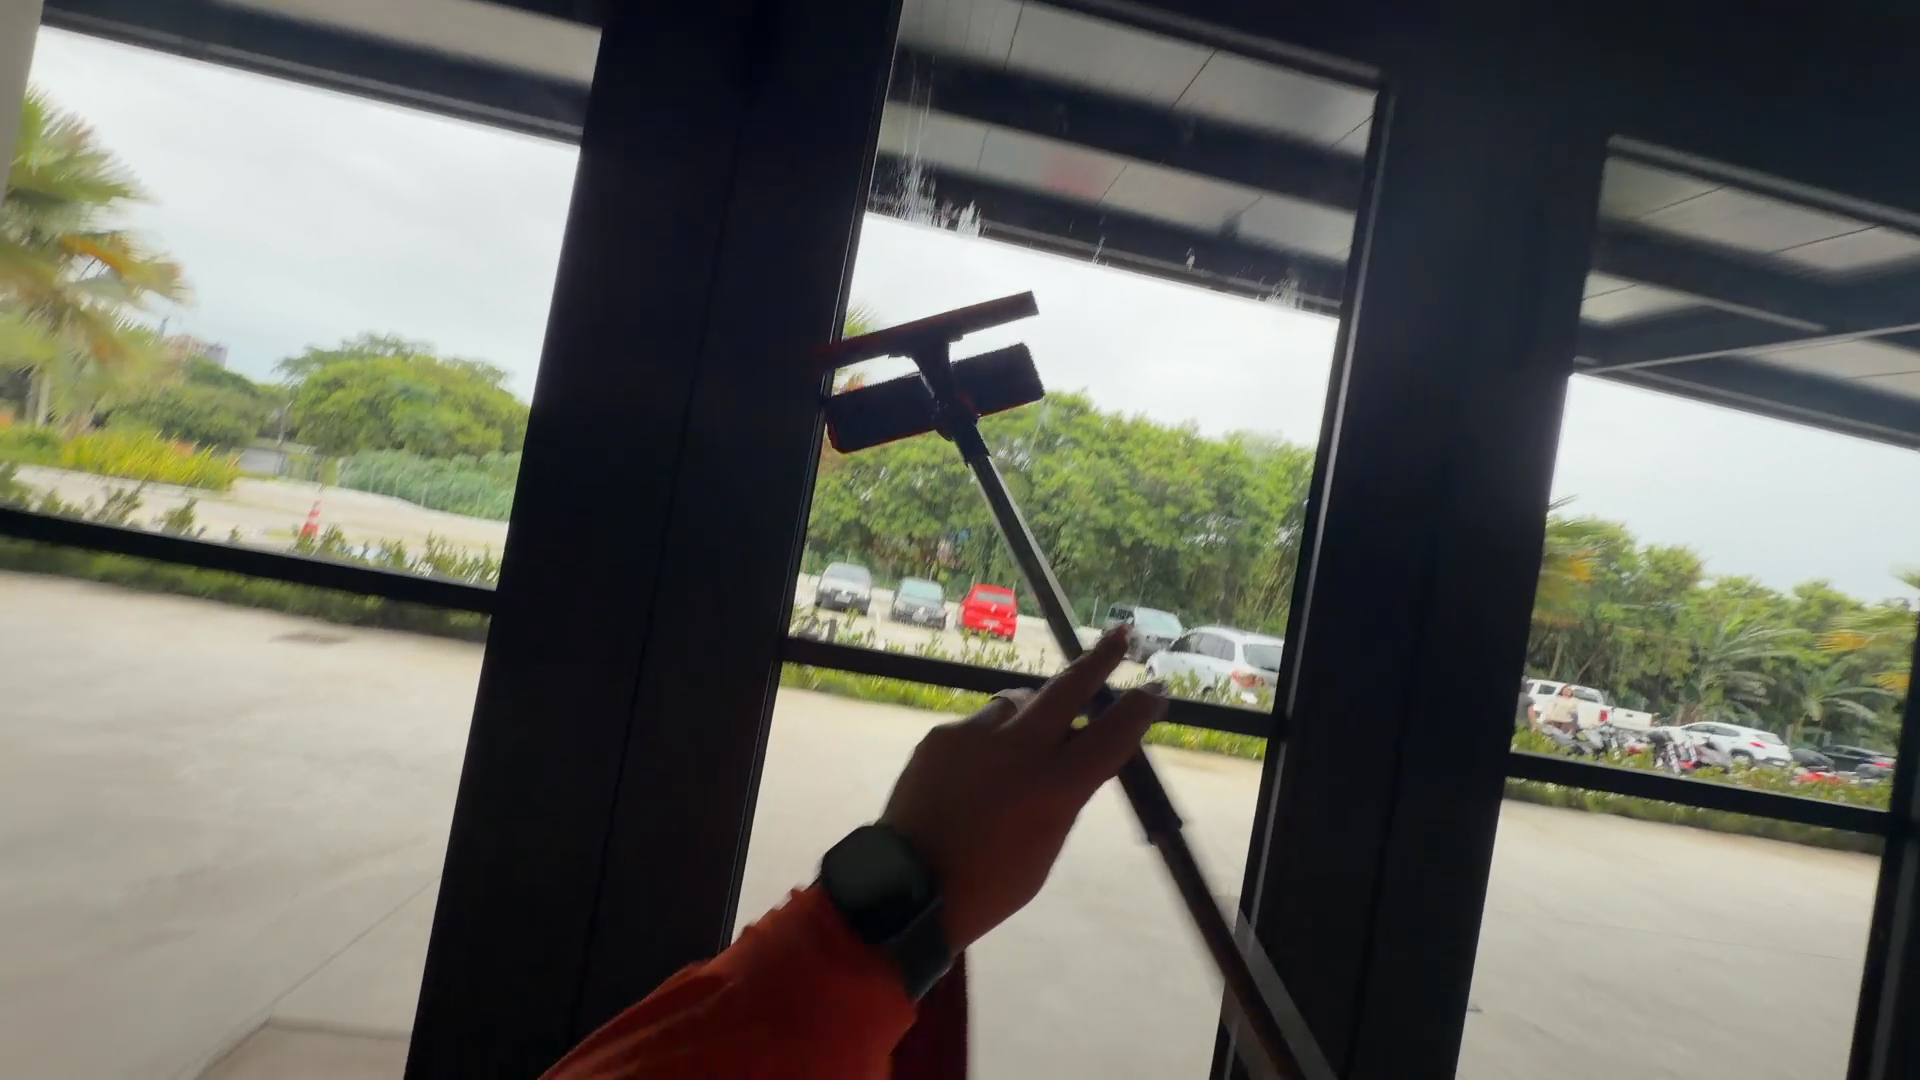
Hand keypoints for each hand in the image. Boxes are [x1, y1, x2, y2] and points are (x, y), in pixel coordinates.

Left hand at [880, 627, 1168, 949]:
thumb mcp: (1046, 847)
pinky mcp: (942, 733)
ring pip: (1017, 703)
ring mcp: (976, 734)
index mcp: (1054, 787)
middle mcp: (1019, 749)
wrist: (907, 884)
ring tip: (1026, 739)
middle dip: (1100, 659)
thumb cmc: (989, 884)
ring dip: (1031, 713)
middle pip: (1068, 688)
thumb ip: (1062, 796)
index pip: (1110, 735)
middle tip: (1120, 635)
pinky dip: (988, 739)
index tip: (1155, 688)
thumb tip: (1069, 754)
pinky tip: (976, 769)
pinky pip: (979, 726)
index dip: (1138, 709)